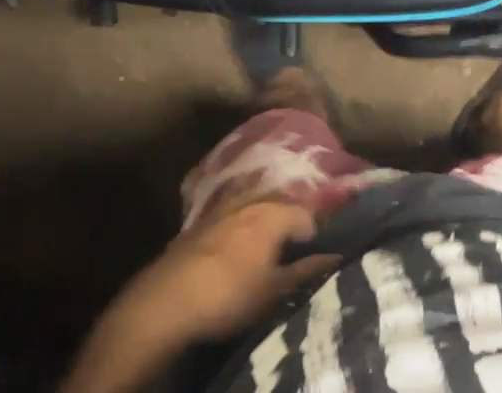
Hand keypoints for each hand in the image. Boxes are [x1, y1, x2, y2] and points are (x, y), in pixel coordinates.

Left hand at [109, 201, 338, 343]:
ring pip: (254, 207)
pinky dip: (240, 227)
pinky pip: (231, 216)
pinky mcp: (200, 221)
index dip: (316, 236)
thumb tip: (336, 256)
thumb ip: (307, 270)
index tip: (314, 258)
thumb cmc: (229, 294)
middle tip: (292, 253)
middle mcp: (251, 200)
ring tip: (266, 250)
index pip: (308, 215)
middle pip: (281, 205)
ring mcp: (222, 207)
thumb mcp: (274, 290)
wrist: (165, 301)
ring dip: (264, 222)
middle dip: (290, 224)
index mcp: (274, 213)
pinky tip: (236, 249)